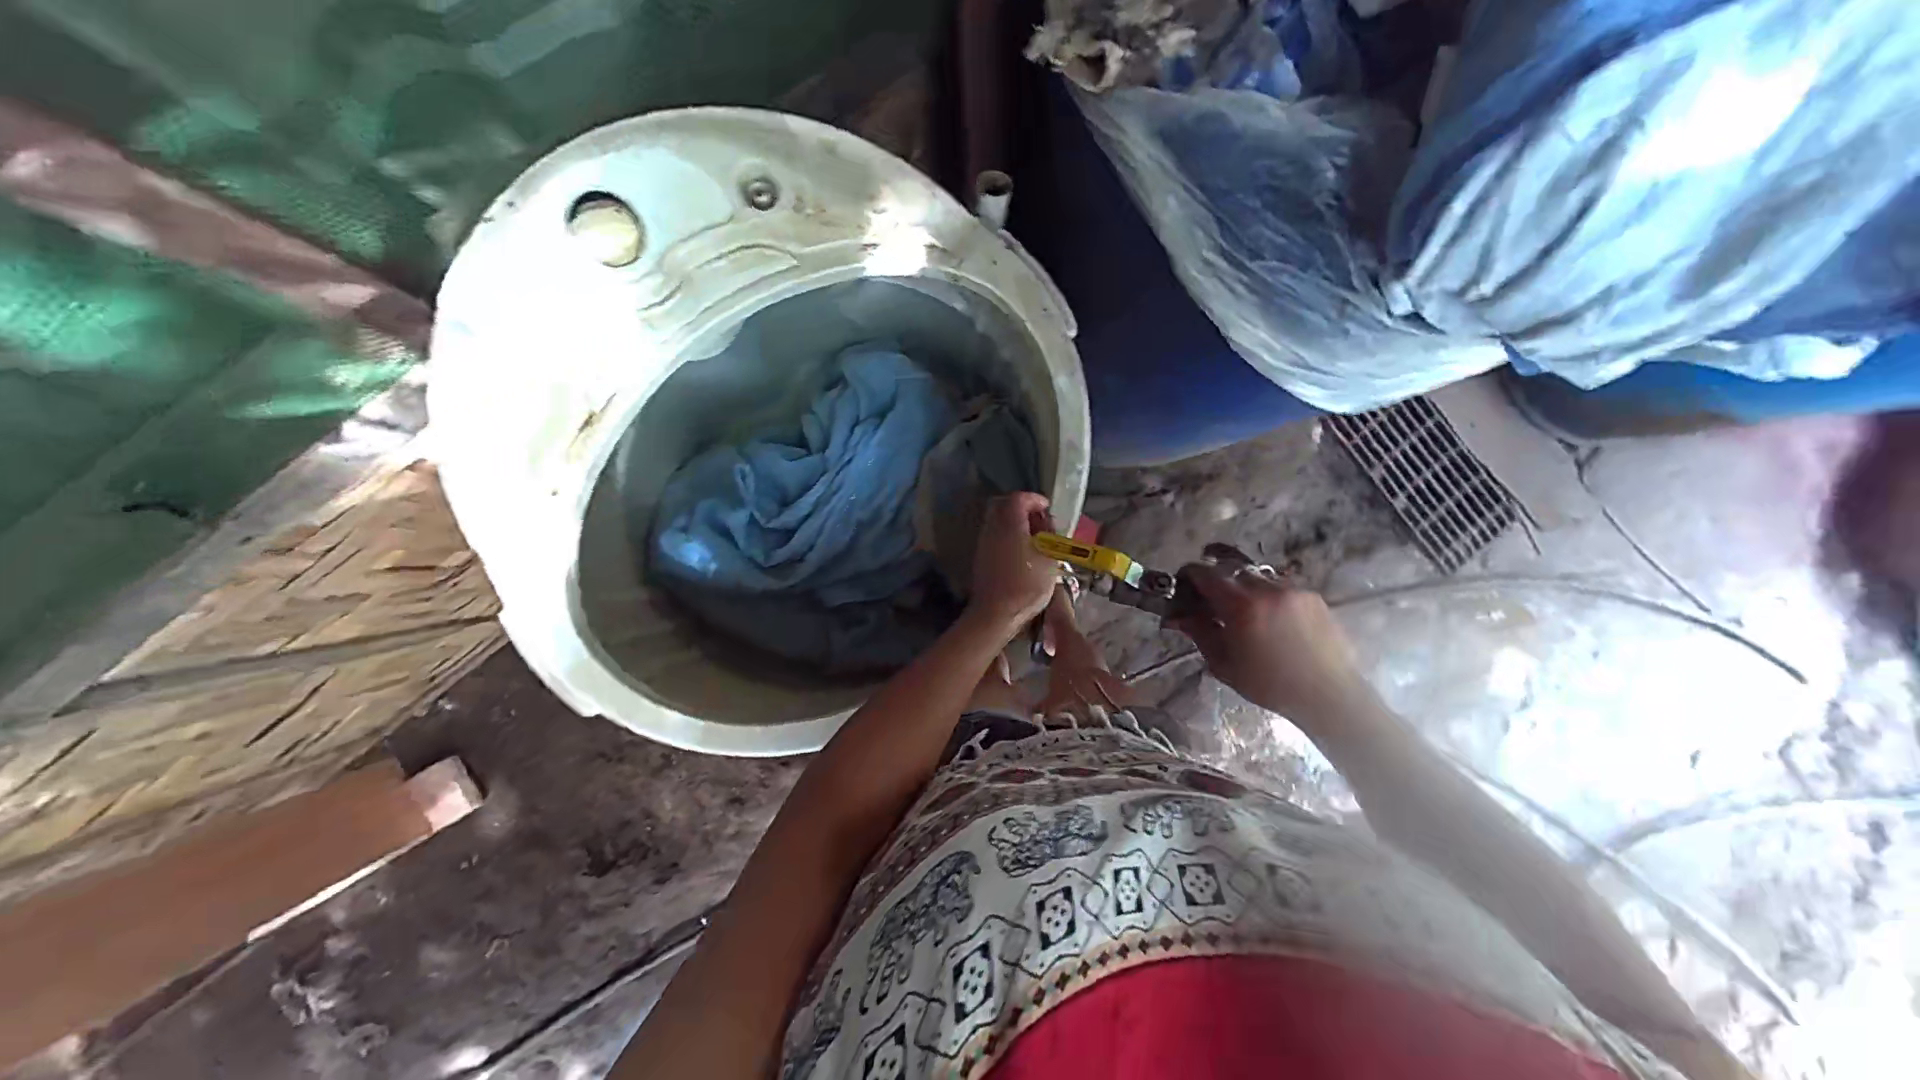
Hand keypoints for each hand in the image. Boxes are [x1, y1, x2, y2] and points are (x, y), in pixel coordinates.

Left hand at [965, 492, 1059, 634]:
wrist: (996, 612)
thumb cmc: (1027, 585)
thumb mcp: (1049, 559)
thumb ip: (1050, 537)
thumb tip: (1047, 526)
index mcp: (1010, 524)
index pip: (1019, 498)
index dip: (1035, 499)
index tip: (1047, 509)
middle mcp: (993, 528)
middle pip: (1004, 505)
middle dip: (1022, 508)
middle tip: (1039, 521)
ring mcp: (984, 542)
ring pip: (997, 521)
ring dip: (1014, 523)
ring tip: (1033, 537)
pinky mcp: (981, 556)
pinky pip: (994, 535)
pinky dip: (1008, 535)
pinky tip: (1021, 551)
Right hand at [1169, 561, 1372, 723]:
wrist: (1328, 694)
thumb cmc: (1270, 685)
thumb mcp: (1224, 664)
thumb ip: (1199, 633)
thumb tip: (1178, 616)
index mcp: (1241, 605)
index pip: (1205, 573)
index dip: (1189, 575)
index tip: (1182, 584)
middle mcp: (1266, 588)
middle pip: (1230, 565)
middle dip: (1214, 574)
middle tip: (1207, 592)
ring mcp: (1292, 589)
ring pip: (1256, 573)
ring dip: (1241, 582)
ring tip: (1240, 605)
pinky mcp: (1312, 596)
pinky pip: (1279, 585)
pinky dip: (1265, 593)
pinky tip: (1268, 615)